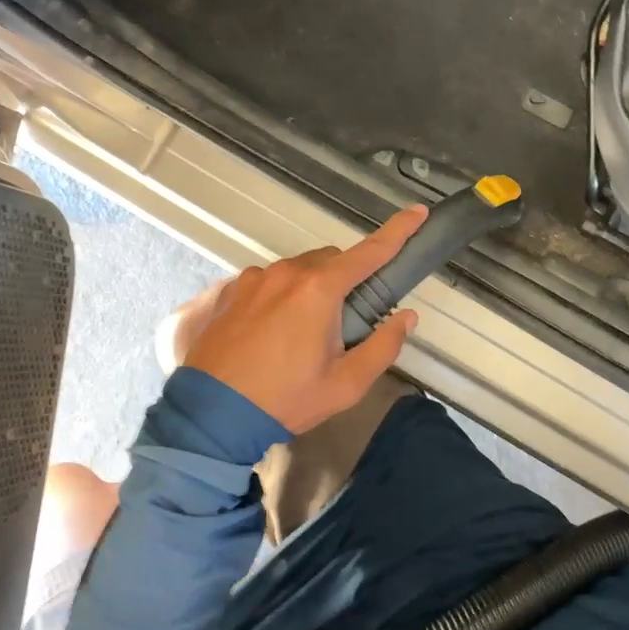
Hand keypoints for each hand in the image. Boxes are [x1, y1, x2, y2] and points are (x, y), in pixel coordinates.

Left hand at [181, 206, 428, 433]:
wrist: (209, 417)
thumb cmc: (284, 400)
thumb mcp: (344, 384)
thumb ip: (383, 347)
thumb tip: (407, 317)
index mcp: (320, 289)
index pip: (370, 252)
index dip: (399, 230)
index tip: (418, 212)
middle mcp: (288, 271)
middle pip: (332, 262)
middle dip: (346, 282)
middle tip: (343, 326)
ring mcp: (255, 278)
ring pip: (299, 271)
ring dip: (311, 290)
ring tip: (300, 338)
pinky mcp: (231, 291)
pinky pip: (269, 283)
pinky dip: (280, 297)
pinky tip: (270, 334)